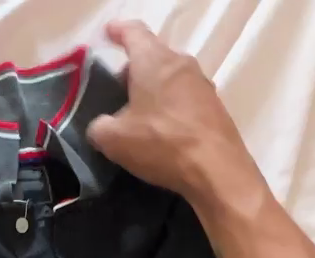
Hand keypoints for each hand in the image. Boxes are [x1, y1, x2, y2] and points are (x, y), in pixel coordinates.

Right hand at [86, 21, 268, 208]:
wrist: (215, 168)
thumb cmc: (161, 143)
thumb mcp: (115, 140)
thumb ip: (99, 128)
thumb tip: (99, 127)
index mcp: (152, 60)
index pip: (133, 33)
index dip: (117, 31)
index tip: (108, 33)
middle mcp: (180, 62)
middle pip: (153, 56)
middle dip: (134, 68)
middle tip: (119, 88)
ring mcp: (201, 83)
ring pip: (170, 77)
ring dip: (154, 89)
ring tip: (140, 113)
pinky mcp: (214, 105)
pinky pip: (185, 98)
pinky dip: (170, 106)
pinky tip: (163, 129)